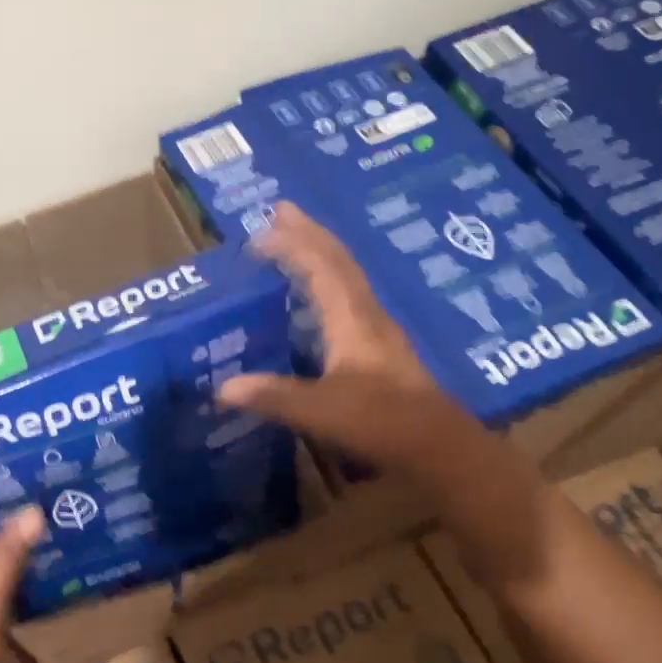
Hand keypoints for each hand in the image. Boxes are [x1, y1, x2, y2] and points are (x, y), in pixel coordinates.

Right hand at [218, 202, 474, 469]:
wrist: (440, 449)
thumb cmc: (383, 423)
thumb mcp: (322, 410)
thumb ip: (273, 396)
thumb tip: (222, 388)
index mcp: (354, 320)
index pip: (322, 266)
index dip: (293, 244)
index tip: (261, 229)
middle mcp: (367, 317)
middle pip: (339, 264)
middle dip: (308, 236)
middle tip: (279, 213)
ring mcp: (377, 334)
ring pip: (347, 282)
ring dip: (319, 258)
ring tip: (293, 247)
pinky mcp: (379, 354)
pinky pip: (348, 304)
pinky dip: (326, 289)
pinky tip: (314, 304)